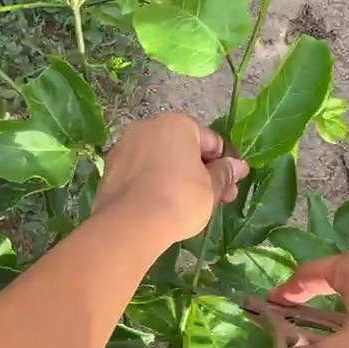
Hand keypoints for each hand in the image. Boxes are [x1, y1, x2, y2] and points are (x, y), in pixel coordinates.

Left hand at [92, 114, 247, 246]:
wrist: (132, 223)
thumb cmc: (181, 198)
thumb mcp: (211, 187)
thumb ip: (224, 173)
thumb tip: (238, 166)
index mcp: (177, 124)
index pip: (211, 141)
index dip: (225, 164)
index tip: (231, 184)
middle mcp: (148, 127)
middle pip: (184, 149)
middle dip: (203, 172)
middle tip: (217, 198)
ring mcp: (125, 147)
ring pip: (161, 161)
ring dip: (177, 177)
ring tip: (191, 206)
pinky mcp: (110, 169)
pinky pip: (141, 173)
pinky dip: (154, 184)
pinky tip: (163, 205)